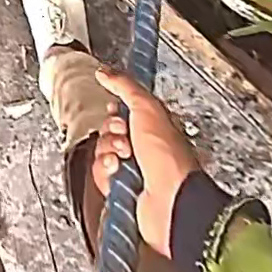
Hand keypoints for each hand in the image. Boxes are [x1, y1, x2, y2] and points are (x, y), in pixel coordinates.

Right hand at [92, 67, 200, 257]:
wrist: (170, 200)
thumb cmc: (167, 155)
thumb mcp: (146, 107)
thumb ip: (124, 86)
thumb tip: (104, 72)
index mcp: (152, 125)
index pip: (122, 110)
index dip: (115, 110)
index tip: (117, 111)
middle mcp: (142, 147)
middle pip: (109, 130)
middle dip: (111, 131)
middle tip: (123, 137)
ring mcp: (132, 169)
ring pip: (102, 151)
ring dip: (108, 151)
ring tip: (122, 157)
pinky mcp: (122, 190)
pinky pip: (101, 174)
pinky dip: (105, 171)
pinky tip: (117, 171)